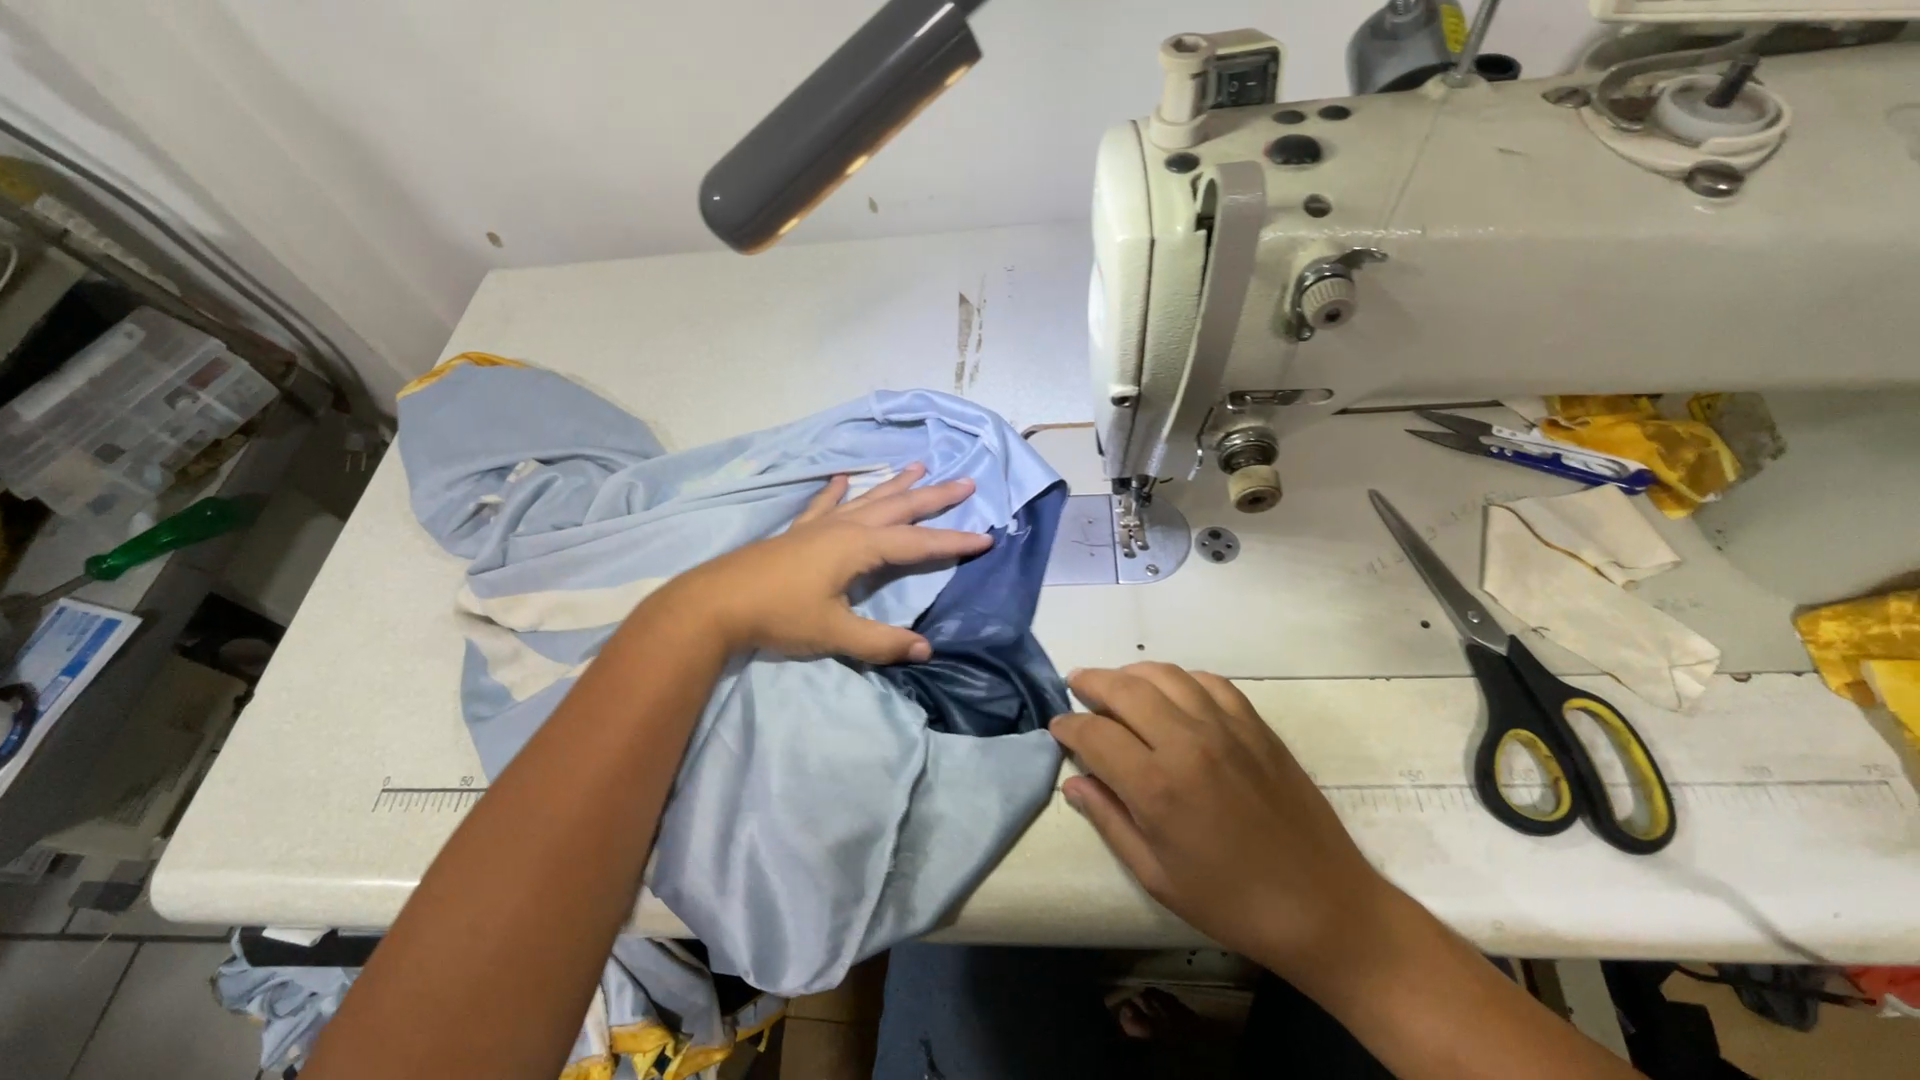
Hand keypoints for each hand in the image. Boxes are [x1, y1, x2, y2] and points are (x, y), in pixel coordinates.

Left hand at [660, 464, 990, 663]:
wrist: (715, 603)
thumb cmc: (778, 615)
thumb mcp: (834, 633)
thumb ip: (881, 642)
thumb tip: (926, 649)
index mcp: (859, 547)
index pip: (918, 544)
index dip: (954, 543)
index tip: (987, 538)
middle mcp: (845, 527)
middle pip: (899, 507)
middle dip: (934, 497)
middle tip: (966, 483)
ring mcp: (819, 526)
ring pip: (867, 499)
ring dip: (896, 484)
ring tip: (920, 466)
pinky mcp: (797, 533)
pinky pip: (825, 504)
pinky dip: (837, 491)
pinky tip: (842, 478)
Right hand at [1050, 664, 1395, 977]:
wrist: (1320, 904)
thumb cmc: (1229, 901)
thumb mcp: (1155, 874)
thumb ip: (1109, 819)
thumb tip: (1073, 781)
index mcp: (1156, 786)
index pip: (1094, 733)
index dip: (1068, 726)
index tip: (1057, 728)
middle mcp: (1188, 743)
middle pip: (1125, 689)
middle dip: (1092, 683)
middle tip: (1076, 686)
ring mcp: (1227, 728)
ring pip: (1167, 676)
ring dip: (1133, 673)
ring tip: (1117, 684)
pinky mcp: (1256, 726)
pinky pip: (1210, 683)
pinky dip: (1181, 679)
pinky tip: (1172, 691)